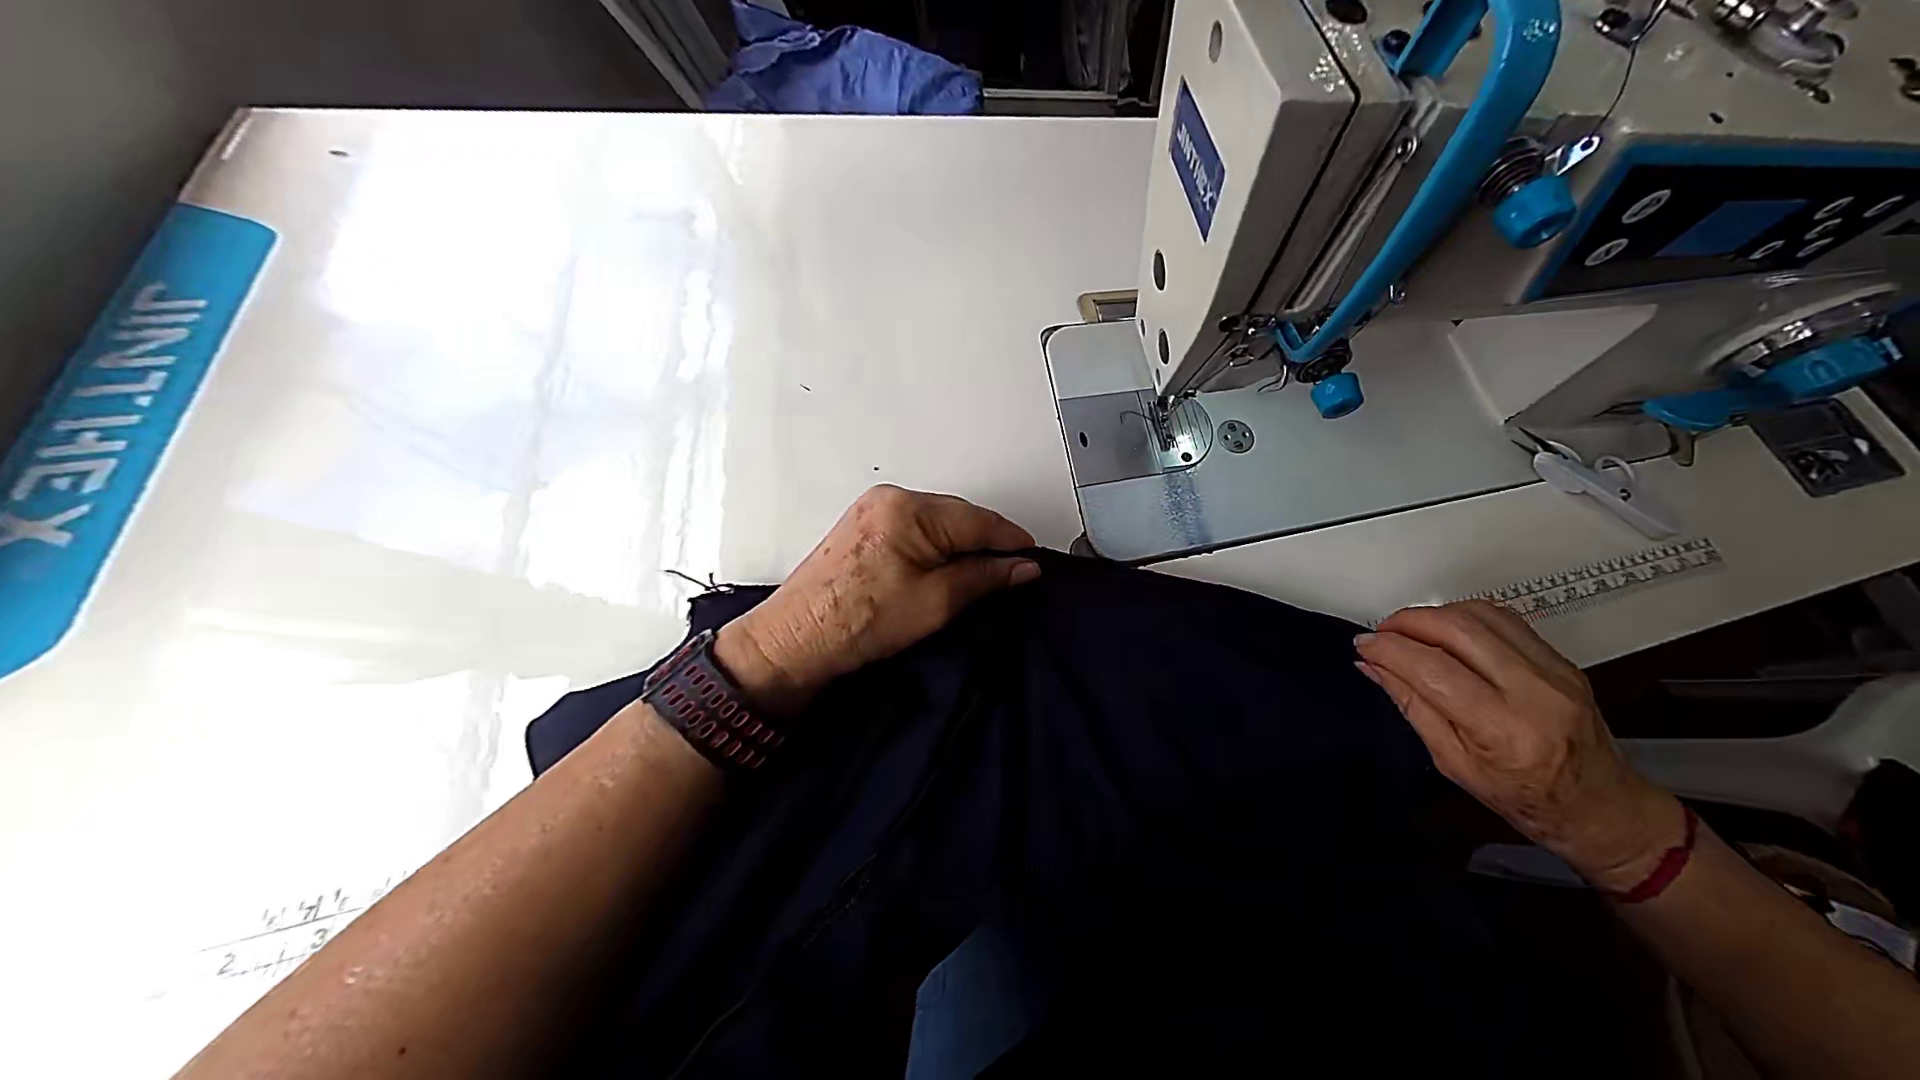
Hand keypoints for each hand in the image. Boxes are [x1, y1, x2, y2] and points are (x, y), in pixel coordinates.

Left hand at [713, 485, 1040, 714]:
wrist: (797, 640)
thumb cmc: (849, 622)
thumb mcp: (935, 603)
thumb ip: (985, 578)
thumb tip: (1019, 568)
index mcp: (908, 510)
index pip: (980, 520)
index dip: (1012, 542)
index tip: (1031, 560)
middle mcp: (889, 500)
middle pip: (959, 517)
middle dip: (985, 547)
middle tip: (1007, 579)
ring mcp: (874, 511)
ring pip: (938, 525)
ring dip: (959, 549)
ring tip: (970, 584)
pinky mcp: (865, 526)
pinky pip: (915, 530)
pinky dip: (935, 550)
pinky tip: (940, 574)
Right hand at [1354, 600, 1684, 891]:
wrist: (1602, 807)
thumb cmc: (1529, 798)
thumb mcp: (1453, 762)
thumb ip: (1411, 706)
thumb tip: (1374, 667)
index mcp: (1504, 729)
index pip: (1430, 668)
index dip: (1387, 649)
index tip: (1363, 645)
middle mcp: (1535, 693)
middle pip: (1456, 628)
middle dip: (1406, 622)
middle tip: (1381, 634)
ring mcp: (1554, 672)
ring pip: (1480, 614)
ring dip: (1433, 615)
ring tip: (1410, 632)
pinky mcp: (1561, 661)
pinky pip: (1504, 619)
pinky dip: (1464, 617)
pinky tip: (1446, 632)